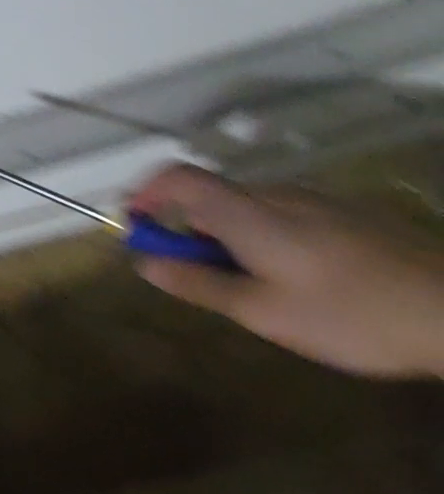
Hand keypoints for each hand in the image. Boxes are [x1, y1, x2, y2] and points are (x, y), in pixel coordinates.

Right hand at [130, 163, 443, 378]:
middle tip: (200, 278)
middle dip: (191, 230)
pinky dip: (270, 239)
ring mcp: (321, 203)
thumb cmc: (352, 315)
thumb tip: (144, 262)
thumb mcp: (263, 312)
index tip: (138, 227)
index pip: (177, 177)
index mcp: (247, 213)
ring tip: (256, 288)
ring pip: (252, 209)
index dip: (145, 194)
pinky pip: (289, 217)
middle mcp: (278, 196)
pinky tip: (302, 281)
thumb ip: (199, 283)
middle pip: (213, 197)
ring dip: (232, 237)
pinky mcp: (354, 218)